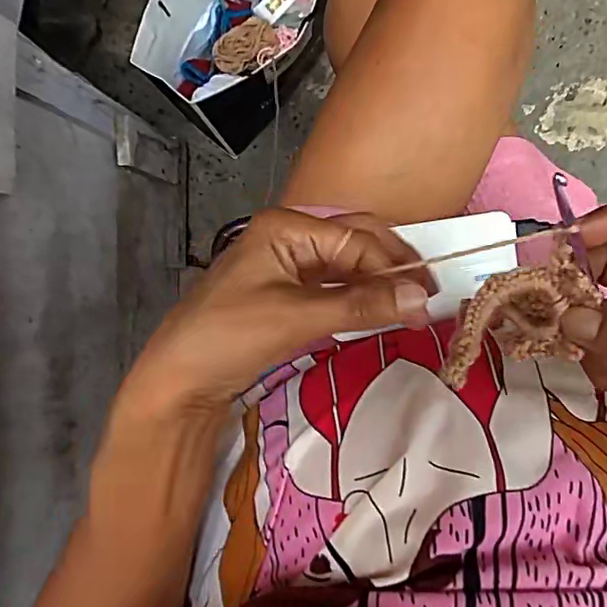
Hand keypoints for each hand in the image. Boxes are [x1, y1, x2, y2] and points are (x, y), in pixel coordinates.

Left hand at [120, 209, 433, 417]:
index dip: (394, 267)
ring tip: (410, 307)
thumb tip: (419, 297)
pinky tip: (378, 312)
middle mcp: (289, 238)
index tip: (426, 296)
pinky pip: (334, 287)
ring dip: (378, 284)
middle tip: (425, 297)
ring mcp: (288, 265)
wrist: (179, 379)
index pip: (356, 239)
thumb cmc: (227, 337)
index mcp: (286, 227)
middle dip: (391, 267)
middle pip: (355, 242)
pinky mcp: (288, 293)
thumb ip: (360, 306)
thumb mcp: (297, 318)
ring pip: (347, 266)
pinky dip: (359, 299)